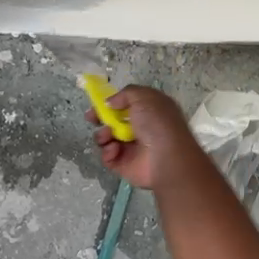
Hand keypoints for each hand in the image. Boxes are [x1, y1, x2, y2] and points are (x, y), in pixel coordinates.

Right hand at [86, 85, 201, 189]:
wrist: (166, 157)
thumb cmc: (157, 123)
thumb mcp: (144, 97)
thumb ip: (125, 94)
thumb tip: (110, 103)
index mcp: (148, 111)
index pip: (126, 105)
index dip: (111, 103)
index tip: (99, 103)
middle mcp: (140, 129)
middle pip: (113, 122)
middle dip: (100, 119)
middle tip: (91, 118)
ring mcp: (131, 148)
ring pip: (107, 139)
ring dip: (103, 135)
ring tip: (108, 135)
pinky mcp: (124, 165)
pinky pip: (108, 157)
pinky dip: (108, 152)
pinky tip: (115, 150)